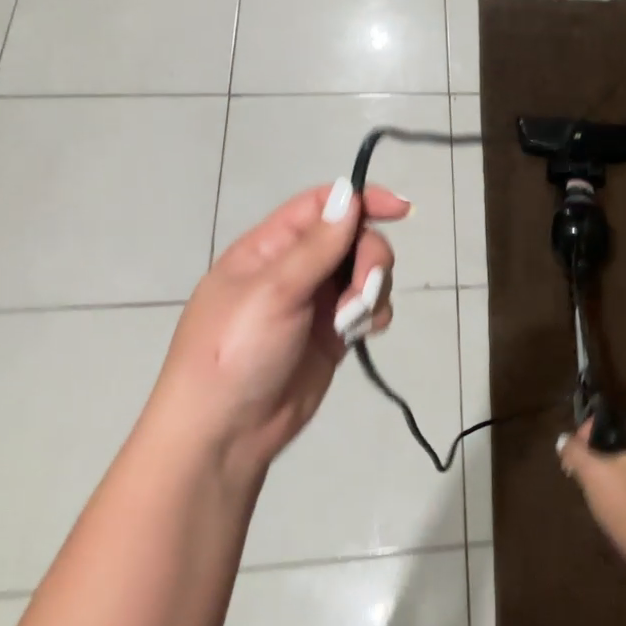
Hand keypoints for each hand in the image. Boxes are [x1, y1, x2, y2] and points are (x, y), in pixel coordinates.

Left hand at [153, 178, 408, 474]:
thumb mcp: (273, 292)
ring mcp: (314, 303)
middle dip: (369, 260)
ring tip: (351, 324)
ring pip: (365, 275)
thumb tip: (349, 193)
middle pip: (353, 240)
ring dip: (370, 291)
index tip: (401, 210)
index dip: (362, 200)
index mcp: (269, 247)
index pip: (322, 205)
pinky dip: (373, 316)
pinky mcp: (331, 336)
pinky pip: (367, 310)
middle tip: (362, 292)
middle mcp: (294, 269)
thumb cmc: (234, 352)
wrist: (224, 433)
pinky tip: (361, 335)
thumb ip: (317, 245)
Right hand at [559, 418, 625, 561]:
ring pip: (614, 457)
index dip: (584, 434)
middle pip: (609, 438)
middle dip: (588, 451)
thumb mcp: (592, 471)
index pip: (607, 421)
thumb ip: (574, 451)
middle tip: (572, 469)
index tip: (572, 455)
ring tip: (580, 481)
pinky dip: (606, 478)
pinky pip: (621, 472)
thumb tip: (562, 439)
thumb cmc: (622, 499)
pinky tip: (595, 492)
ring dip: (595, 466)